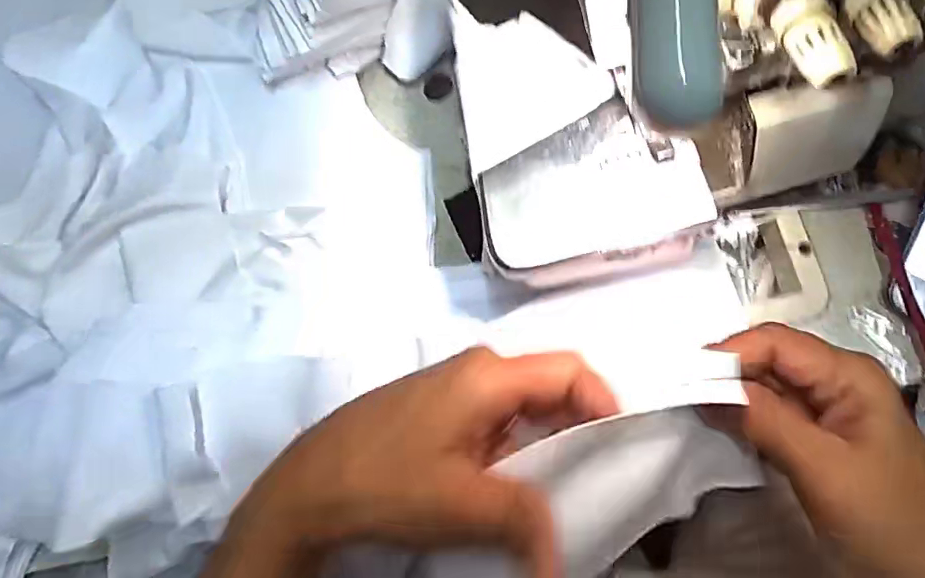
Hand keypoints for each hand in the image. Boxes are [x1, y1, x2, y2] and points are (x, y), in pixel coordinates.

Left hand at [204, 347, 617, 577]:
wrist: (308, 483)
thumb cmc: (388, 481)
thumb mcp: (462, 505)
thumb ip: (523, 519)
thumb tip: (560, 558)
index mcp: (490, 374)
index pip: (568, 369)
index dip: (601, 399)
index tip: (616, 443)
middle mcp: (479, 366)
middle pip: (548, 381)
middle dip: (577, 421)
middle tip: (594, 468)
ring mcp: (457, 382)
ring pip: (523, 399)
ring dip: (546, 435)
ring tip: (559, 480)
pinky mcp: (441, 403)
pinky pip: (497, 412)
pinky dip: (517, 441)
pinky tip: (513, 479)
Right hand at [705, 324, 924, 577]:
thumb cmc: (890, 524)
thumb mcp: (825, 471)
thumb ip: (766, 421)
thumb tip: (707, 386)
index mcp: (849, 373)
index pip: (777, 342)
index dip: (731, 351)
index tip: (687, 373)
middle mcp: (840, 380)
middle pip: (773, 359)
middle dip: (730, 371)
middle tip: (684, 390)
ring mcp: (835, 411)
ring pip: (773, 387)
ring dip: (737, 395)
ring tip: (696, 406)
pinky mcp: (828, 441)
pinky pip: (780, 416)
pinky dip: (751, 419)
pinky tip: (727, 427)